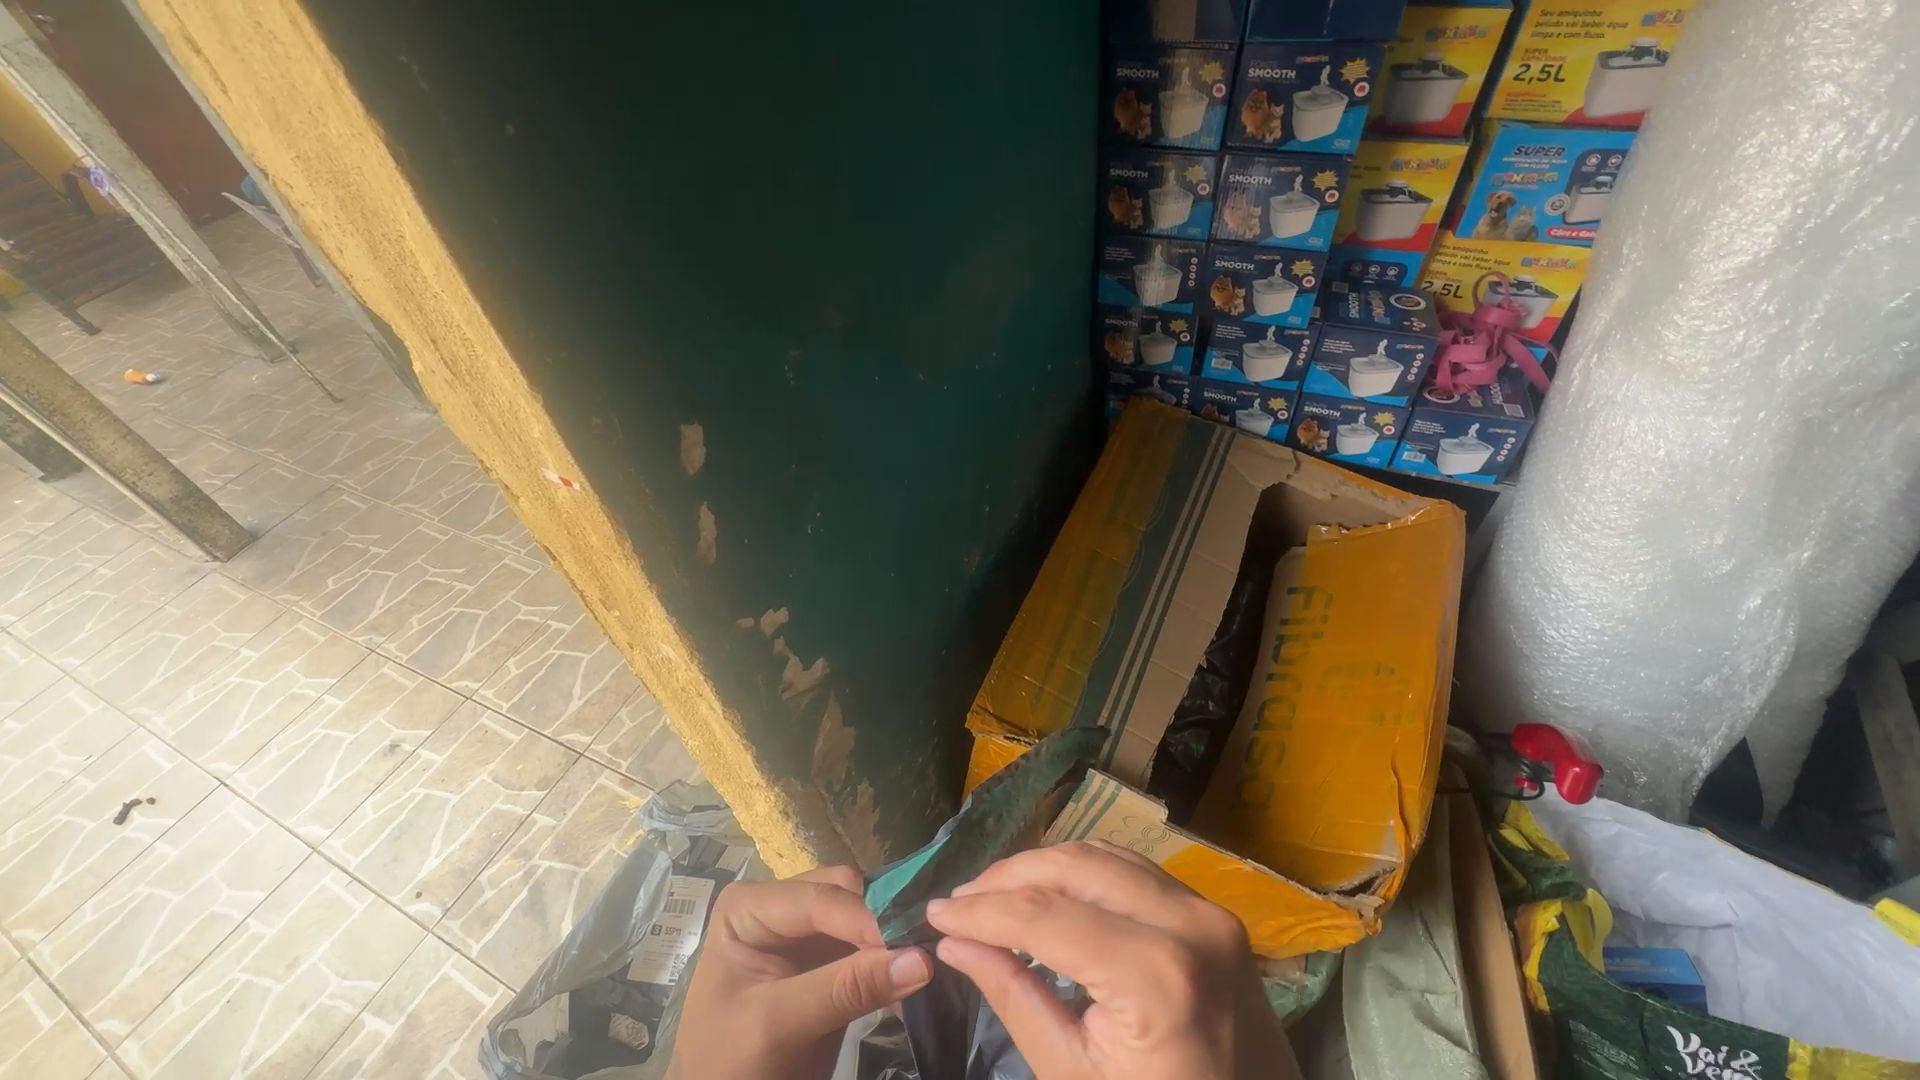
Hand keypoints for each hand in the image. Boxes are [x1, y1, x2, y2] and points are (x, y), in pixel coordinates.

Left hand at [669, 866, 932, 1079]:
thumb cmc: (724, 1063)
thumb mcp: (775, 1026)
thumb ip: (843, 990)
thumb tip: (920, 960)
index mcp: (749, 906)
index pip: (820, 898)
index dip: (868, 919)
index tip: (915, 947)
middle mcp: (778, 905)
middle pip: (847, 895)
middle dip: (883, 922)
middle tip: (924, 954)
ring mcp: (804, 932)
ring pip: (864, 915)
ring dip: (893, 938)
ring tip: (925, 964)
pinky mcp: (827, 961)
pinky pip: (869, 947)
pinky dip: (891, 961)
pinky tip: (913, 980)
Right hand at [926, 840, 1298, 1079]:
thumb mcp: (1076, 1077)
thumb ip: (1014, 998)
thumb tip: (954, 942)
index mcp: (1157, 976)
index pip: (1046, 916)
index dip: (983, 911)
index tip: (934, 913)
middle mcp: (1189, 922)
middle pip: (1075, 867)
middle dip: (1009, 876)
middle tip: (960, 899)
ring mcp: (1209, 911)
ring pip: (1105, 855)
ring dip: (1044, 866)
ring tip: (995, 892)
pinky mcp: (1215, 912)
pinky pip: (1135, 869)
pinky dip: (1084, 871)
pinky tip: (1051, 889)